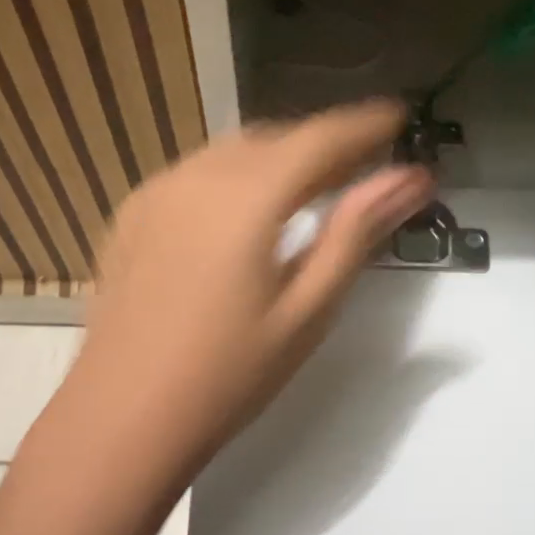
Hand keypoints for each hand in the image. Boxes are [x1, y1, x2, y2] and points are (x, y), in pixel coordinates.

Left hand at [69, 101, 434, 474]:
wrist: (123, 417)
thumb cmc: (230, 374)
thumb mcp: (308, 309)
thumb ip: (356, 232)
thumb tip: (410, 178)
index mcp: (249, 195)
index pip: (321, 138)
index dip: (364, 125)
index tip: (399, 117)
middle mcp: (198, 174)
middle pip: (275, 138)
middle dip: (323, 143)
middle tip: (364, 164)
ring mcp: (156, 191)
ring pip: (233, 152)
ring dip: (279, 157)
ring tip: (313, 187)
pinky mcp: (132, 214)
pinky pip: (196, 173)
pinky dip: (235, 176)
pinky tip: (247, 212)